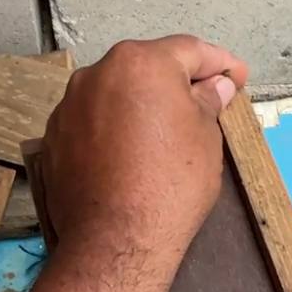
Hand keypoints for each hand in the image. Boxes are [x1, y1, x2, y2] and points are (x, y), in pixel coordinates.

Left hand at [40, 36, 247, 259]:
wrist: (115, 241)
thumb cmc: (171, 185)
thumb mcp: (205, 138)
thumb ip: (208, 101)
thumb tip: (215, 86)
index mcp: (139, 63)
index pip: (189, 50)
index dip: (220, 63)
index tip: (238, 76)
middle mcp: (96, 74)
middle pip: (146, 68)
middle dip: (177, 82)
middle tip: (206, 103)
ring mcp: (69, 106)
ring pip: (115, 94)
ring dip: (140, 105)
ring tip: (165, 133)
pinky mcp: (54, 139)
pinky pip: (93, 122)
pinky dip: (113, 129)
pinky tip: (130, 154)